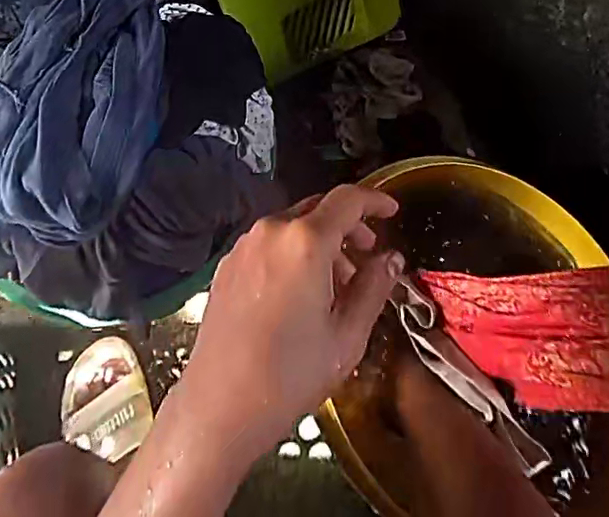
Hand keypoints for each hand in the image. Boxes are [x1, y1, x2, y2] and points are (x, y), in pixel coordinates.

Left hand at [176, 184, 403, 455]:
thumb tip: (391, 259)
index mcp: (305, 242)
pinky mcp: (227, 265)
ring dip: (322, 241)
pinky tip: (302, 291)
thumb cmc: (287, 377)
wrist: (217, 410)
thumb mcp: (347, 336)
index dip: (375, 200)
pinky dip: (294, 252)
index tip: (391, 211)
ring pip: (294, 225)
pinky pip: (271, 243)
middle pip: (319, 208)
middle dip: (349, 225)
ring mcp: (245, 246)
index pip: (348, 199)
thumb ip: (374, 287)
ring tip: (337, 282)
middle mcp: (272, 232)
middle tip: (368, 253)